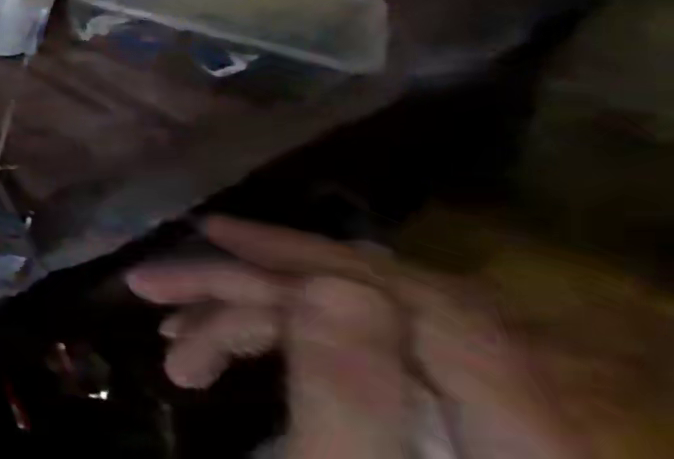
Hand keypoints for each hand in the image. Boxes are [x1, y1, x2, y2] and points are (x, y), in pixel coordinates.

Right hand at [125, 216, 586, 458]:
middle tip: (155, 287)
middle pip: (365, 313)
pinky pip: (332, 368)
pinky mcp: (416, 442)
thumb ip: (349, 395)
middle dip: (247, 291)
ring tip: (171, 349)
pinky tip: (208, 363)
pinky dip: (261, 354)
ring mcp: (456, 434)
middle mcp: (500, 424)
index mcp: (518, 439)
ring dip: (241, 326)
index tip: (210, 236)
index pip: (417, 301)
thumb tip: (331, 278)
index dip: (308, 254)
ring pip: (337, 336)